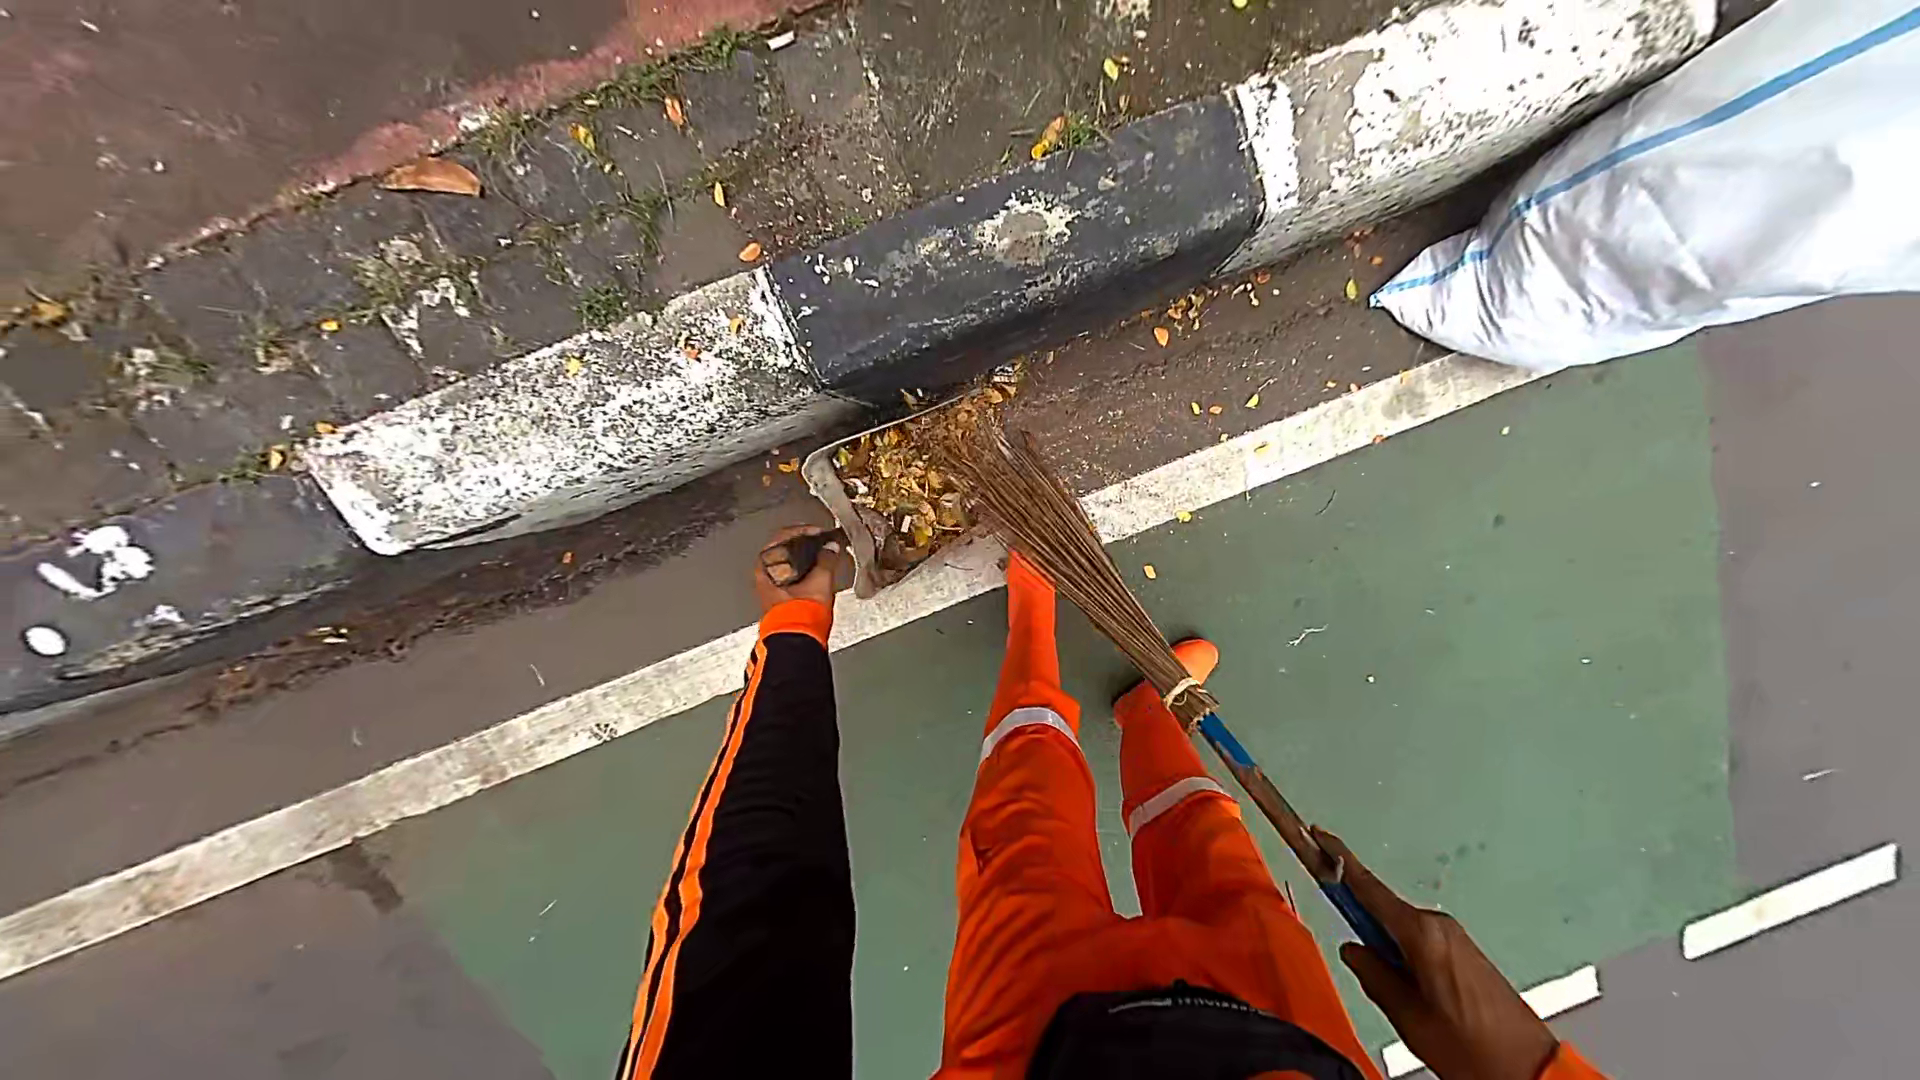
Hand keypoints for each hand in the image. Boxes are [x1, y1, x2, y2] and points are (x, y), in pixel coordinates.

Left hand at [753, 525, 843, 614]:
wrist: (796, 639)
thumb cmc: (800, 614)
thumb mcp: (820, 580)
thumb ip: (827, 559)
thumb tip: (832, 547)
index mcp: (766, 564)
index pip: (783, 535)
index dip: (804, 531)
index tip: (820, 533)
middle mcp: (763, 574)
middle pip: (785, 549)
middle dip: (806, 545)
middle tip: (823, 544)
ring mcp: (769, 587)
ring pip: (788, 564)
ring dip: (806, 559)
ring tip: (823, 558)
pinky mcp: (778, 599)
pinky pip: (790, 576)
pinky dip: (803, 571)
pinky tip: (817, 574)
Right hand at [1314, 827, 1558, 1079]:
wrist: (1538, 1077)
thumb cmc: (1473, 1050)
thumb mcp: (1408, 1018)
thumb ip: (1372, 974)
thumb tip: (1354, 950)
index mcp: (1420, 933)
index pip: (1366, 886)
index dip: (1337, 857)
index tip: (1317, 833)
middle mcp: (1438, 925)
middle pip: (1381, 910)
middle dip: (1368, 934)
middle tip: (1372, 976)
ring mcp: (1454, 936)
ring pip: (1400, 930)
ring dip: (1391, 952)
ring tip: (1408, 1001)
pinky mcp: (1465, 951)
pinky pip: (1420, 941)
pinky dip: (1407, 957)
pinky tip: (1421, 996)